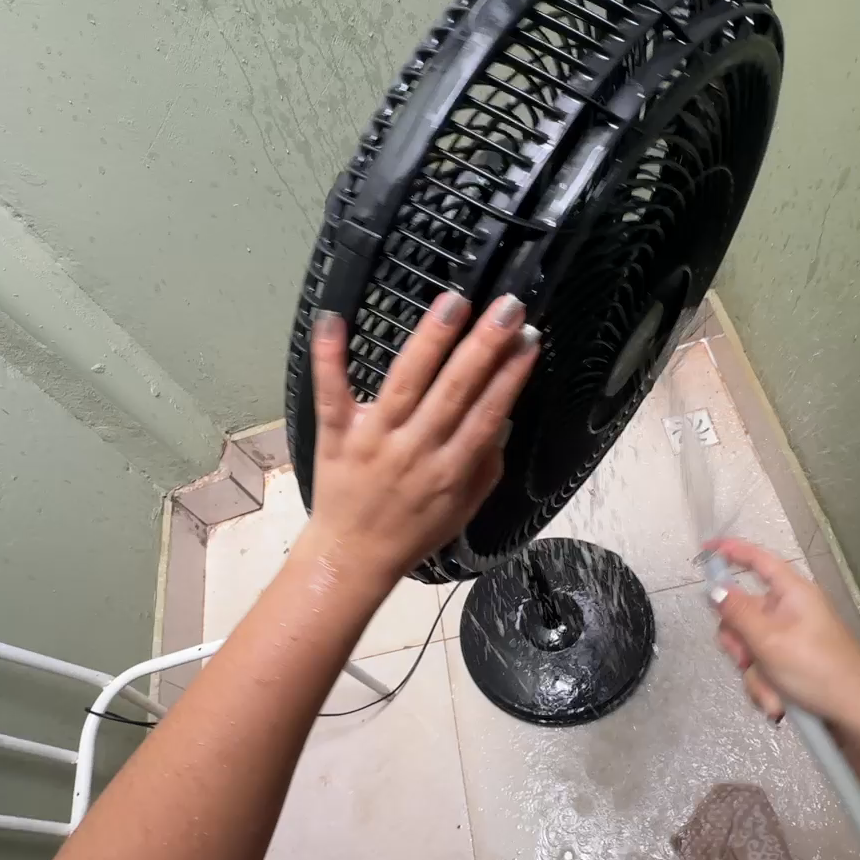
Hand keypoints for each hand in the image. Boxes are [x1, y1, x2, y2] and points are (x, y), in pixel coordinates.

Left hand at [301, 291, 538, 580]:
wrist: (352, 556)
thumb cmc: (414, 531)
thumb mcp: (465, 508)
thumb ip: (486, 465)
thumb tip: (502, 417)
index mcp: (451, 469)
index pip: (488, 413)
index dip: (511, 375)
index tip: (530, 338)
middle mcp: (415, 449)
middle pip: (455, 390)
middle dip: (485, 345)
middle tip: (508, 306)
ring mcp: (373, 439)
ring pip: (405, 383)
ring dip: (431, 340)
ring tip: (454, 302)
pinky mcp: (335, 434)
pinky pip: (331, 393)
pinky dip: (329, 357)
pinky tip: (332, 318)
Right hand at [705, 537, 859, 728]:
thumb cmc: (818, 669)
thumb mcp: (769, 639)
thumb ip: (736, 612)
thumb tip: (714, 590)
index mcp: (792, 593)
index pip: (757, 560)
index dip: (730, 551)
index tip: (704, 551)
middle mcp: (790, 610)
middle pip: (743, 611)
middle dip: (738, 641)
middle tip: (745, 658)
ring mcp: (791, 638)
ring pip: (748, 644)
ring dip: (753, 670)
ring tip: (771, 691)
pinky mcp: (792, 663)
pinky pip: (761, 666)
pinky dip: (764, 684)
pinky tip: (778, 701)